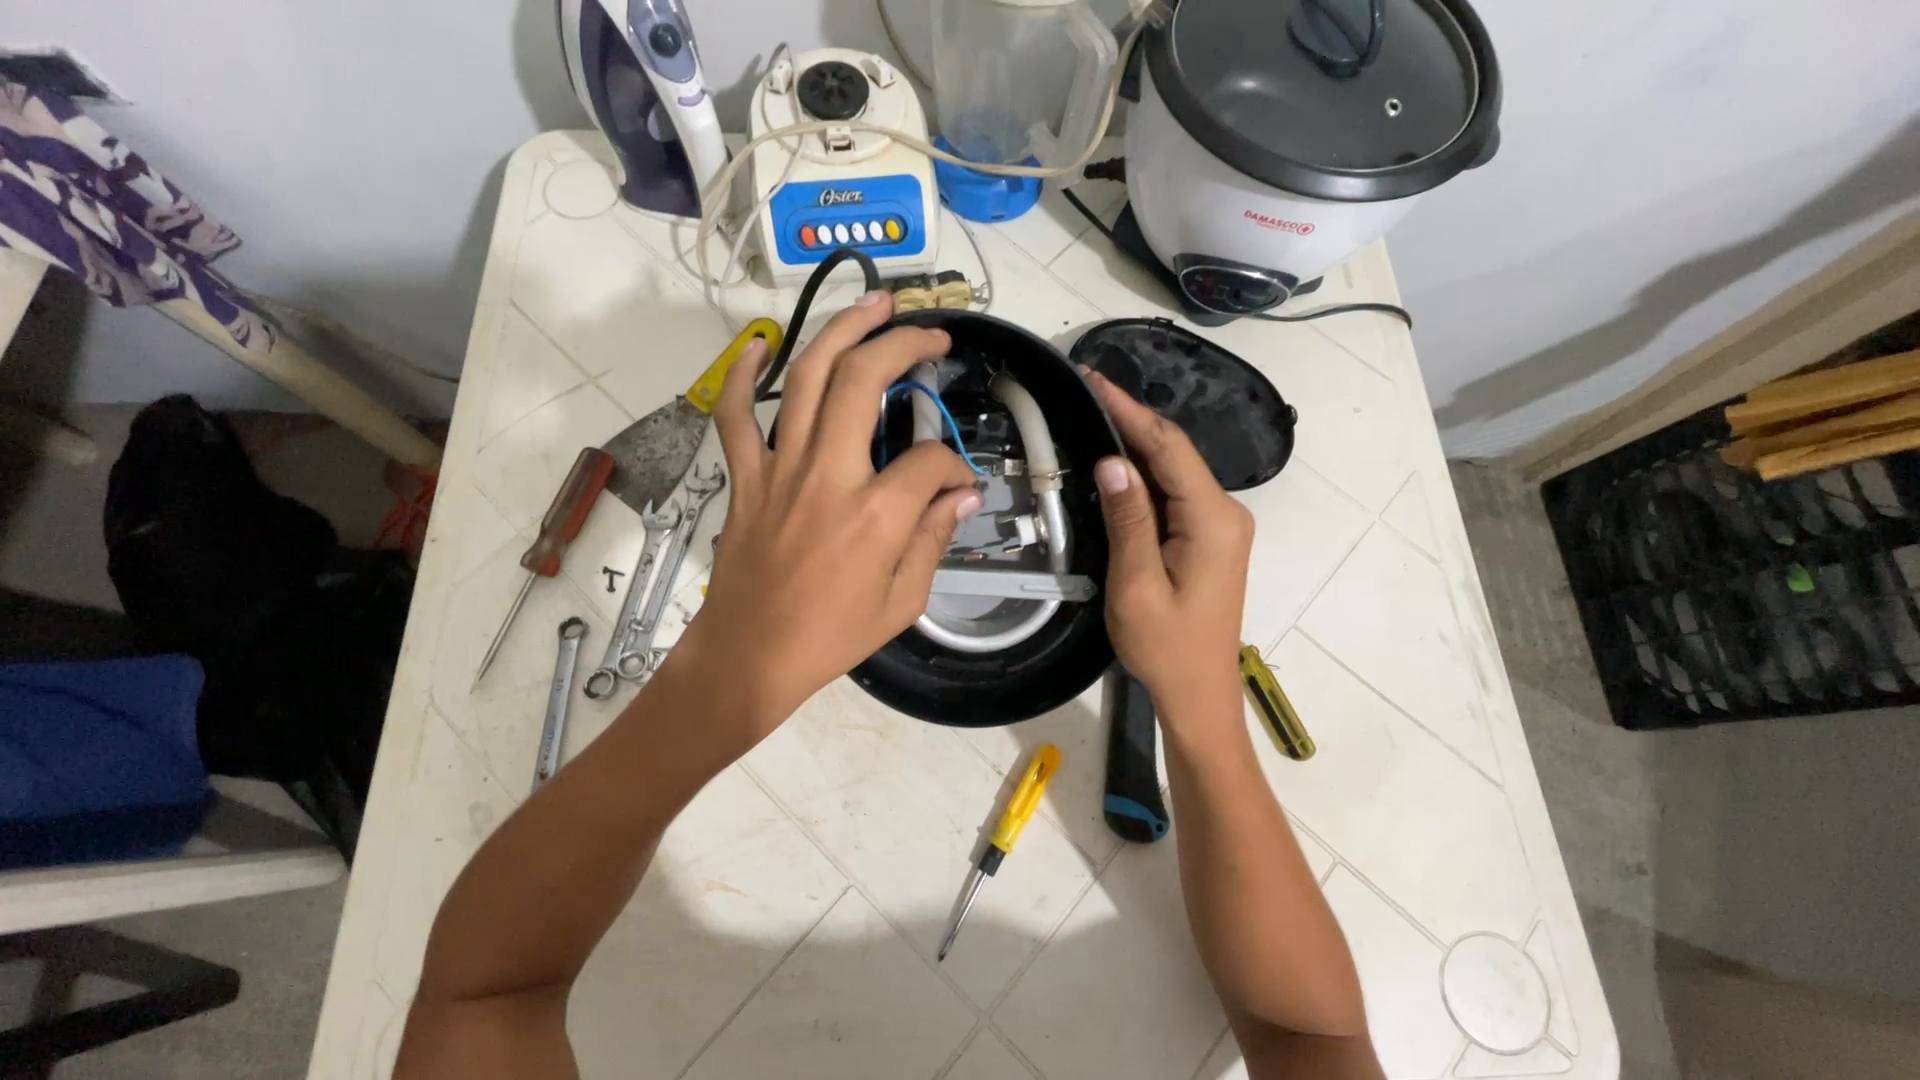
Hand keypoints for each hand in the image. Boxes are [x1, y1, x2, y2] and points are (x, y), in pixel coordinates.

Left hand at [677, 291, 982, 737]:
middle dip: (904, 344)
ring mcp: (780, 468)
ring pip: (806, 377)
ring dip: (841, 330)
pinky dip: (742, 374)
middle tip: (931, 334)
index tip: (958, 482)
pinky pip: (736, 415)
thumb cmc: (831, 636)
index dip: (955, 465)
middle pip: (865, 379)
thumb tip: (961, 493)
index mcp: (876, 514)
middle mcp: (828, 475)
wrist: (750, 655)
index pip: (931, 460)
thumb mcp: (903, 602)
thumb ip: (933, 539)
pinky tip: (759, 342)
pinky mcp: (747, 476)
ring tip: (873, 302)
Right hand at [1085, 369, 1252, 725]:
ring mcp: (1221, 525)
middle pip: (1175, 453)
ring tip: (1094, 416)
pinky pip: (1176, 493)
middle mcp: (1225, 513)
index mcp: (1212, 521)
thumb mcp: (1136, 586)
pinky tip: (1117, 464)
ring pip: (1175, 471)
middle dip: (1132, 420)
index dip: (1131, 411)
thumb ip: (1129, 520)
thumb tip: (1113, 461)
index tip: (1095, 380)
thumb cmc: (1166, 647)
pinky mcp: (1210, 538)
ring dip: (1137, 446)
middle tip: (1086, 393)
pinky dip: (1146, 475)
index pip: (1169, 448)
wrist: (1198, 693)